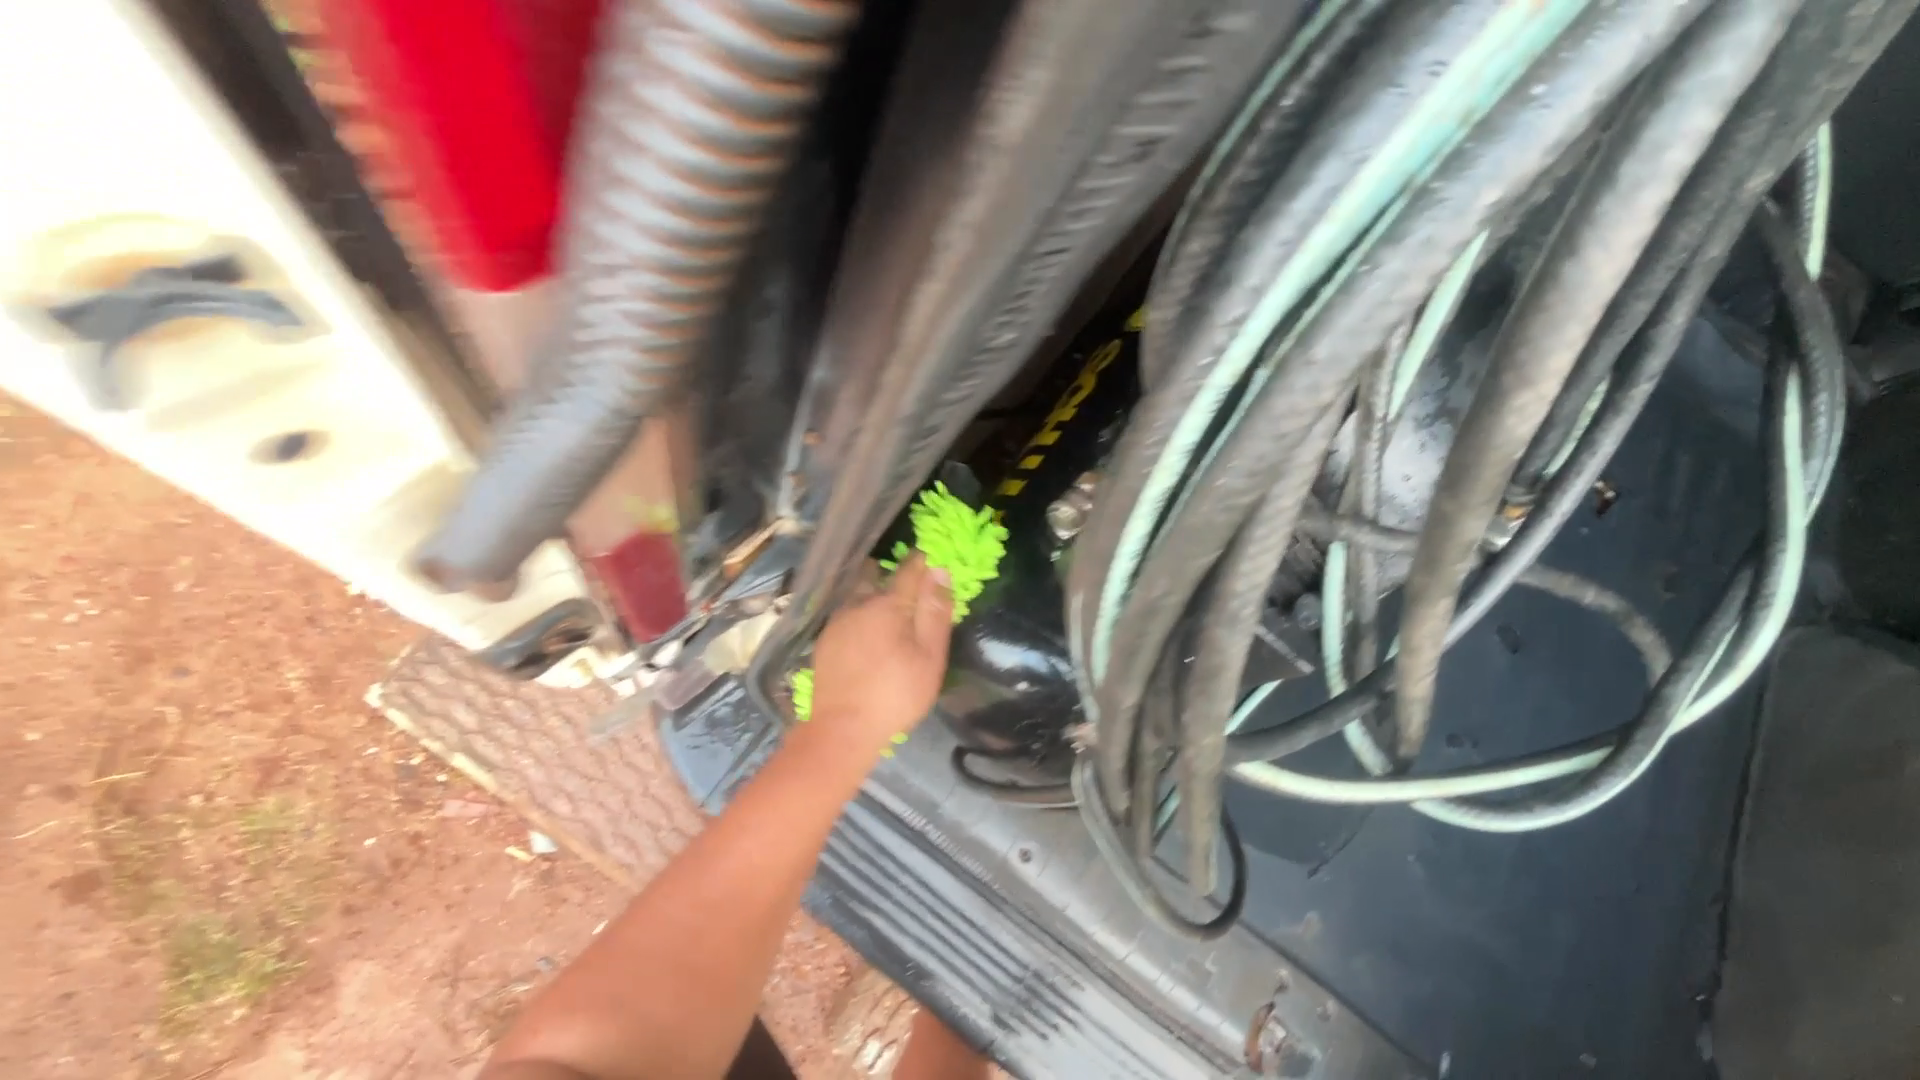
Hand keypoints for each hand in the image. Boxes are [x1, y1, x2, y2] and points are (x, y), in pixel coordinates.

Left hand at [807, 553, 953, 756]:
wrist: (841, 730)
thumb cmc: (895, 695)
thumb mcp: (929, 657)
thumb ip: (935, 612)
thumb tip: (939, 570)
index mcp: (887, 605)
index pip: (910, 569)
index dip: (924, 562)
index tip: (935, 559)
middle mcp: (858, 605)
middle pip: (879, 578)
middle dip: (896, 578)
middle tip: (913, 592)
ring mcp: (836, 623)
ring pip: (859, 596)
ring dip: (875, 597)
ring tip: (890, 616)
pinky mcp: (824, 642)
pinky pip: (847, 617)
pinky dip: (860, 618)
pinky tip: (868, 637)